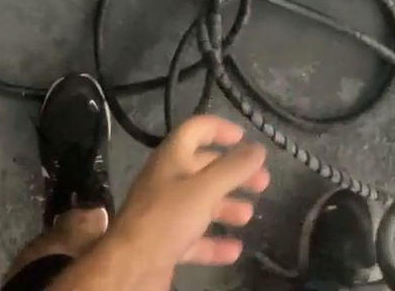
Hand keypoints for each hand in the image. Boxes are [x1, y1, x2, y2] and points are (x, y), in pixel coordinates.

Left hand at [103, 116, 269, 278]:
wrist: (132, 265)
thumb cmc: (167, 217)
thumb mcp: (204, 189)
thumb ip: (232, 169)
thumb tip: (258, 148)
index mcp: (172, 156)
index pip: (196, 129)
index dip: (219, 128)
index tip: (244, 137)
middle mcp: (168, 179)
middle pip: (204, 168)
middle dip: (233, 173)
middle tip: (262, 182)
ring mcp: (166, 211)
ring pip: (202, 203)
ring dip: (226, 206)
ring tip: (250, 214)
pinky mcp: (167, 240)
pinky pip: (196, 237)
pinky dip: (215, 241)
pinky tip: (235, 249)